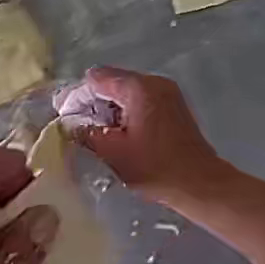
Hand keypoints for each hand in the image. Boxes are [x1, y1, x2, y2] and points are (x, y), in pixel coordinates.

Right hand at [56, 67, 226, 203]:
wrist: (200, 184)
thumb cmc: (155, 167)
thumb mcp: (113, 152)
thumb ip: (87, 133)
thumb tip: (69, 124)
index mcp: (138, 88)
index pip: (98, 79)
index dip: (78, 95)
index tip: (64, 113)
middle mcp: (154, 82)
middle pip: (113, 81)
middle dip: (93, 101)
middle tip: (75, 122)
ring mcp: (167, 92)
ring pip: (128, 91)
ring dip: (110, 107)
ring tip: (94, 130)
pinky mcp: (174, 105)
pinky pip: (142, 100)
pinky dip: (127, 111)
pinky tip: (119, 132)